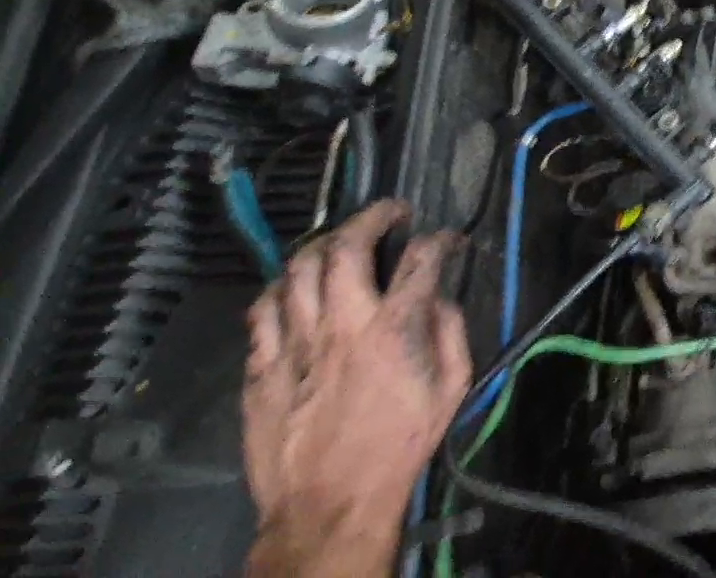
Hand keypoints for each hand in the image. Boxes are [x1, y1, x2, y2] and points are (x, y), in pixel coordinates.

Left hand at [242, 200, 470, 575]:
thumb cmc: (402, 442)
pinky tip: (298, 287)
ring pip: (298, 269)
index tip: (447, 239)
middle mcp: (342, 325)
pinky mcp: (261, 366)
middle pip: (346, 248)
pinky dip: (284, 287)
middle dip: (372, 217)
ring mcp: (295, 344)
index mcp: (395, 331)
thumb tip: (438, 297)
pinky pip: (263, 309)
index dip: (439, 239)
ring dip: (325, 244)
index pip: (421, 259)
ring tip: (341, 242)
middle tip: (390, 213)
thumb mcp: (453, 387)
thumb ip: (450, 332)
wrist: (330, 501)